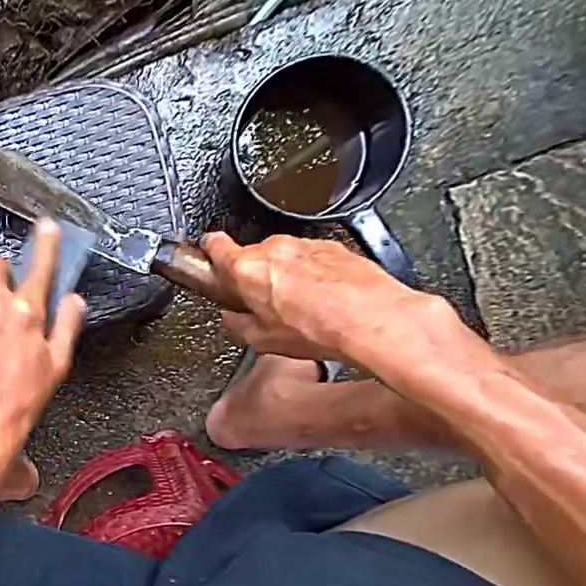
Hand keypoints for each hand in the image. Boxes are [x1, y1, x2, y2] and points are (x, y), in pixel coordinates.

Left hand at [0, 219, 86, 448]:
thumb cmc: (24, 395)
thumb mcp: (58, 362)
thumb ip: (67, 324)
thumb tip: (74, 301)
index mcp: (25, 311)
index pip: (39, 266)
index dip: (46, 242)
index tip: (48, 227)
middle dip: (6, 267)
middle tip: (19, 287)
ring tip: (9, 322)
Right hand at [200, 233, 477, 371]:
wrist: (376, 321)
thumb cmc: (320, 330)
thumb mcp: (261, 340)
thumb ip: (237, 323)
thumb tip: (234, 318)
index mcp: (246, 268)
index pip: (215, 244)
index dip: (209, 251)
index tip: (209, 256)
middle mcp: (274, 249)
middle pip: (253, 256)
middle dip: (256, 275)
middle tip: (263, 303)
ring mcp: (307, 246)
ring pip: (285, 258)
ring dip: (287, 276)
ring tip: (300, 308)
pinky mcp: (335, 248)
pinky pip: (314, 260)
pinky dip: (315, 275)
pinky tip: (324, 301)